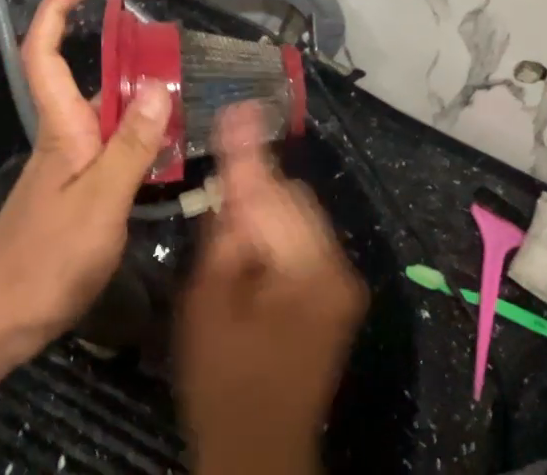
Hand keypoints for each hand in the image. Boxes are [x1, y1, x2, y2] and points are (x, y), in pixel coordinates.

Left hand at [0, 0, 173, 355]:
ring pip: (100, 115)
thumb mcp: (100, 201)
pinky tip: (165, 150)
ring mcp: (67, 168)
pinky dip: (135, 136)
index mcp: (61, 128)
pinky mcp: (74, 195)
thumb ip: (131, 145)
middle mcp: (62, 138)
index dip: (57, 11)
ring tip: (180, 90)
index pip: (46, 54)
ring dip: (133, 95)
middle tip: (165, 43)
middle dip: (115, 50)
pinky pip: (108, 148)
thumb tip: (158, 84)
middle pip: (81, 78)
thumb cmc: (46, 258)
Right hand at [178, 104, 366, 474]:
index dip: (247, 149)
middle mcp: (335, 265)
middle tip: (213, 192)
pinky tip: (247, 247)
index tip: (236, 105)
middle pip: (291, 198)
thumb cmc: (222, 377)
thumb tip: (229, 175)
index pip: (272, 191)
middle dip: (254, 186)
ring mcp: (340, 280)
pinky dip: (275, 231)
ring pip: (298, 215)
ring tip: (226, 223)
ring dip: (264, 207)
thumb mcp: (207, 299)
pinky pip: (303, 240)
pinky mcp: (336, 293)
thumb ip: (223, 230)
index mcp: (305, 267)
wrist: (260, 446)